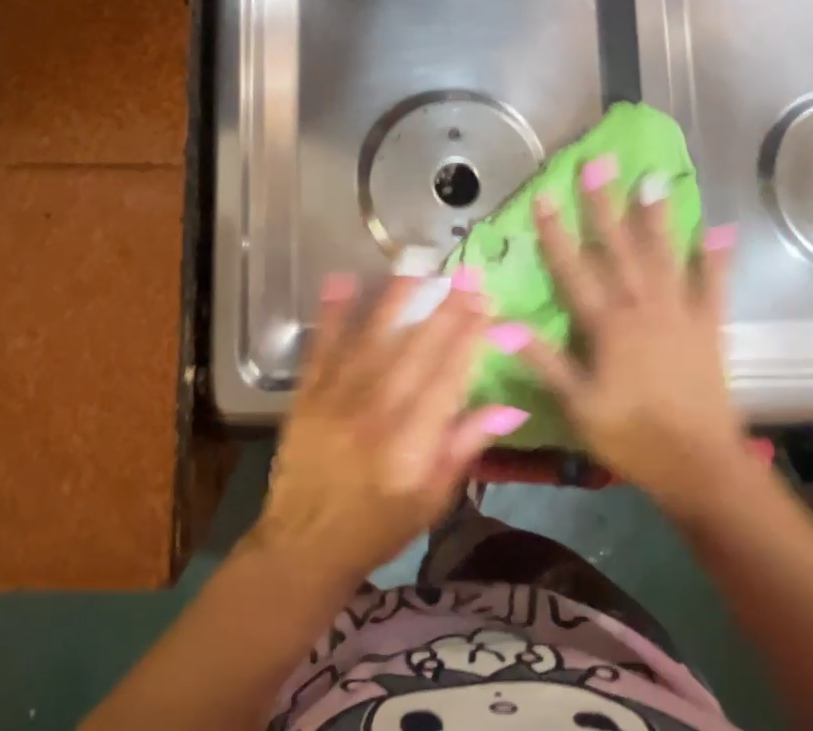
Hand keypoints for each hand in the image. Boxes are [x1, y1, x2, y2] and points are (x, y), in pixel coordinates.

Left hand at [250, 270, 529, 583]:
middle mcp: (376, 412)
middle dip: (444, 310)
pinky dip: (333, 313)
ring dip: (396, 301)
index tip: (486, 303)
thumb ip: (464, 448)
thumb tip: (508, 408)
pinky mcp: (307, 395)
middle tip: (464, 275)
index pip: (448, 377)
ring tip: (417, 267)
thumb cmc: (378, 527)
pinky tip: (342, 280)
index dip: (469, 337)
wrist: (304, 544)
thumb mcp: (433, 501)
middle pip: (416, 351)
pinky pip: (322, 347)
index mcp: (411, 442)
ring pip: (373, 339)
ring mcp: (337, 399)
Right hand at [508, 155, 756, 523]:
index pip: (574, 270)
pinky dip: (715, 258)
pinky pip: (712, 286)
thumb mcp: (577, 404)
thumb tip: (499, 325)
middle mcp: (643, 308)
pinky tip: (719, 230)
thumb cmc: (630, 436)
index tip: (542, 196)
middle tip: (598, 164)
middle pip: (619, 248)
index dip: (555, 232)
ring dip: (655, 217)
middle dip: (604, 206)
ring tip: (650, 179)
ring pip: (664, 256)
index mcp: (607, 325)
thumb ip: (543, 361)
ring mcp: (680, 313)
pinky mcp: (709, 327)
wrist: (700, 465)